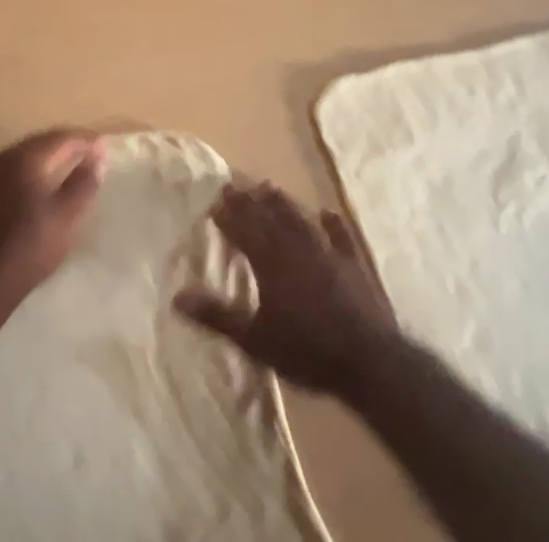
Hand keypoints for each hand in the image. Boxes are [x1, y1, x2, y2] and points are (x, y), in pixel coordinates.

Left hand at [0, 129, 105, 308]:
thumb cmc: (30, 246)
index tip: (105, 147)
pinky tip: (42, 185)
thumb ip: (85, 182)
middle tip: (91, 155)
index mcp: (24, 158)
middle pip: (41, 142)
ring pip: (24, 155)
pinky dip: (32, 171)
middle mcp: (2, 157)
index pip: (61, 137)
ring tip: (71, 168)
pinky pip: (12, 169)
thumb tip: (98, 156)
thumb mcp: (68, 216)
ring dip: (49, 157)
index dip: (86, 141)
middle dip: (67, 145)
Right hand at [175, 180, 401, 395]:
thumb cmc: (307, 351)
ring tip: (269, 187)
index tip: (214, 202)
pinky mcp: (356, 267)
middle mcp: (298, 251)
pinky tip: (328, 213)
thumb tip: (177, 297)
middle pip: (270, 220)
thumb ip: (217, 316)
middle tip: (234, 185)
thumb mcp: (254, 340)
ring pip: (301, 222)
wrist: (371, 362)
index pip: (244, 233)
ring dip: (284, 205)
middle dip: (250, 203)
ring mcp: (330, 255)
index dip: (228, 218)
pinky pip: (343, 238)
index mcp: (271, 265)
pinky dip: (334, 224)